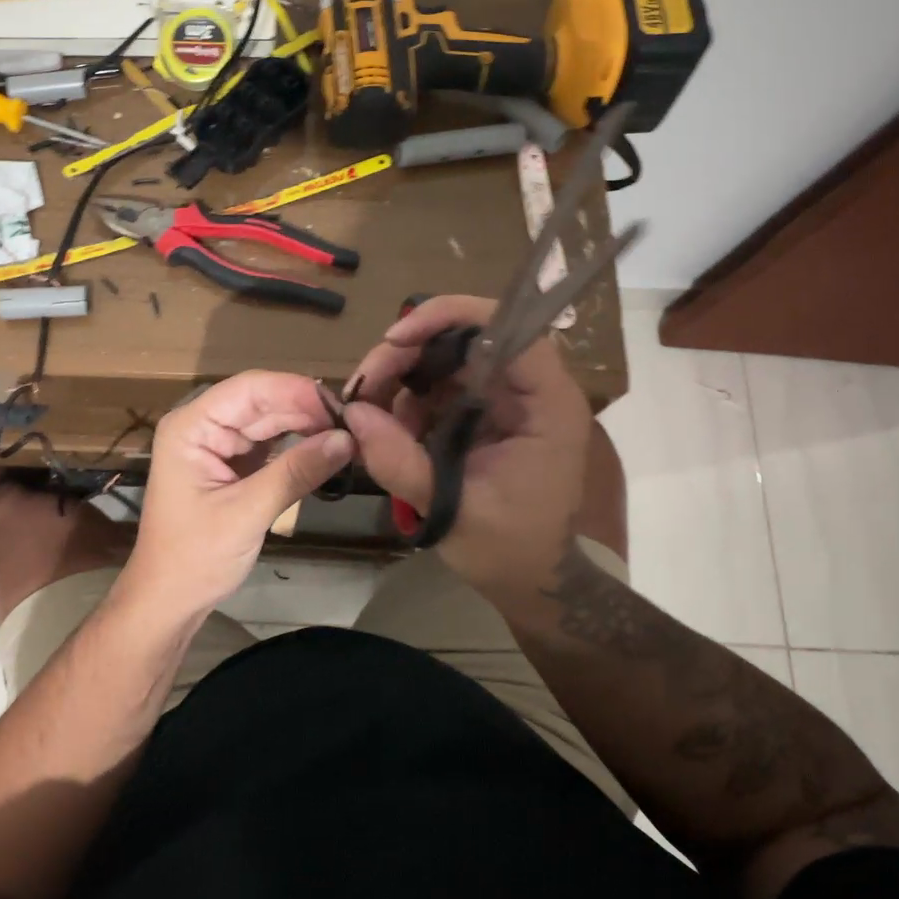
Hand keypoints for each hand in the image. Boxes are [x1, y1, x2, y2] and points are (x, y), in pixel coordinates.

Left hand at [120, 371, 354, 615]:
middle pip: (261, 402)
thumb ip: (295, 472)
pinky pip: (268, 446)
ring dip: (306, 427)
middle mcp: (202, 426)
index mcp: (191, 427)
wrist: (169, 599)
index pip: (249, 389)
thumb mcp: (247, 512)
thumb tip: (347, 439)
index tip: (342, 404)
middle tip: (356, 423)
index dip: (296, 390)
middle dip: (306, 410)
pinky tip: (327, 449)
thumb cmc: (195, 556)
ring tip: (349, 435)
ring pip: (269, 422)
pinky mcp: (231, 467)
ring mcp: (216, 446)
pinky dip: (296, 447)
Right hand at [344, 295, 590, 598]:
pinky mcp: (483, 415)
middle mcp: (529, 391)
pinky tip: (389, 428)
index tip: (397, 338)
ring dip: (403, 376)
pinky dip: (408, 399)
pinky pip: (441, 387)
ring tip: (369, 412)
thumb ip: (401, 462)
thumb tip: (353, 414)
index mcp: (546, 405)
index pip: (509, 330)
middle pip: (468, 338)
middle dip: (411, 351)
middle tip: (364, 384)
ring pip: (448, 359)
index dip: (452, 318)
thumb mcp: (451, 509)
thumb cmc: (508, 549)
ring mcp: (505, 401)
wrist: (529, 580)